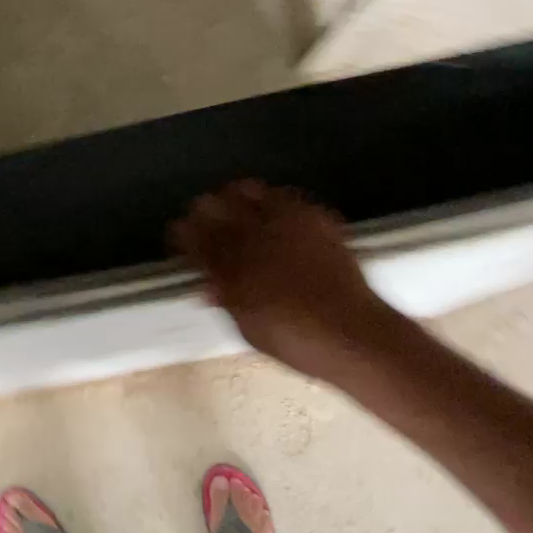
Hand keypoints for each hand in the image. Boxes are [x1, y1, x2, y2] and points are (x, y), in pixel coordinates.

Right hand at [170, 180, 397, 377]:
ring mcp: (286, 223)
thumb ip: (227, 298)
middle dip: (204, 208)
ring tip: (232, 198)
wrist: (354, 334)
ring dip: (236, 195)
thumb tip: (208, 285)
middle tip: (200, 211)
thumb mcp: (249, 326)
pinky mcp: (315, 218)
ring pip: (249, 192)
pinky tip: (273, 206)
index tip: (178, 230)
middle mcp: (253, 235)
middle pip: (216, 206)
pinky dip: (272, 199)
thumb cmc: (296, 340)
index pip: (195, 237)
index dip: (182, 232)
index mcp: (231, 264)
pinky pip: (285, 197)